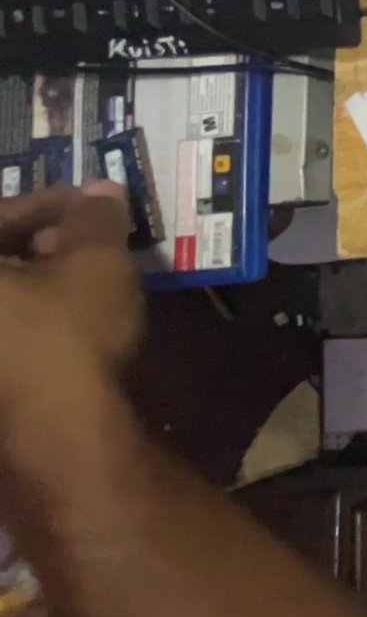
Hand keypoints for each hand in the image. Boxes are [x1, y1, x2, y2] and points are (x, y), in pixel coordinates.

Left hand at [0, 185, 142, 403]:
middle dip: (34, 238)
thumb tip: (102, 189)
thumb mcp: (98, 267)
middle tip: (84, 240)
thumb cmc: (65, 334)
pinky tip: (49, 312)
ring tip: (72, 276)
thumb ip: (96, 220)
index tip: (97, 205)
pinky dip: (14, 308)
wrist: (45, 427)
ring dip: (23, 274)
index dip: (53, 203)